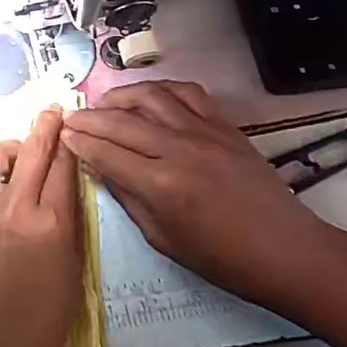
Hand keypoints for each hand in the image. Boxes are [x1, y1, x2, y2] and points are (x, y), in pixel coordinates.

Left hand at [0, 108, 84, 346]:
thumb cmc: (46, 317)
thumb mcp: (74, 266)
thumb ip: (71, 219)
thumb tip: (69, 185)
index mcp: (49, 222)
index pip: (63, 164)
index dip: (71, 139)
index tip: (76, 121)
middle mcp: (13, 207)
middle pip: (30, 148)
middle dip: (45, 125)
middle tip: (55, 112)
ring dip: (11, 148)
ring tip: (24, 162)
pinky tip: (1, 188)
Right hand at [61, 81, 346, 314]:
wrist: (284, 248)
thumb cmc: (221, 257)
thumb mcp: (163, 238)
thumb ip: (129, 198)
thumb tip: (100, 169)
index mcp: (161, 185)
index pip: (106, 153)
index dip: (80, 143)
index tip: (62, 135)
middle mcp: (178, 149)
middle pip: (121, 122)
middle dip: (90, 118)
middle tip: (71, 118)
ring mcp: (204, 131)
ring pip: (152, 96)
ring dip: (121, 95)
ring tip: (104, 103)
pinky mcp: (224, 125)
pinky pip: (188, 93)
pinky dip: (162, 89)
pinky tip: (149, 96)